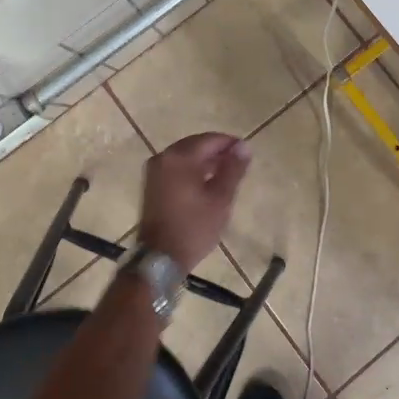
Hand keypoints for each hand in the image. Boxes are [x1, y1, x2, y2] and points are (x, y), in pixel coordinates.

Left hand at [137, 132, 250, 270]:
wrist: (160, 258)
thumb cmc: (194, 228)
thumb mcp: (220, 198)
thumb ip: (233, 169)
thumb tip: (244, 147)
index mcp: (179, 157)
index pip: (210, 140)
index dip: (230, 144)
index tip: (247, 153)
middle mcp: (163, 157)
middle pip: (195, 145)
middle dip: (217, 152)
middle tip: (238, 164)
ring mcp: (154, 171)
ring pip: (185, 156)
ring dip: (205, 161)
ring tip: (226, 174)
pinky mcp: (151, 184)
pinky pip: (175, 168)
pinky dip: (192, 170)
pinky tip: (206, 183)